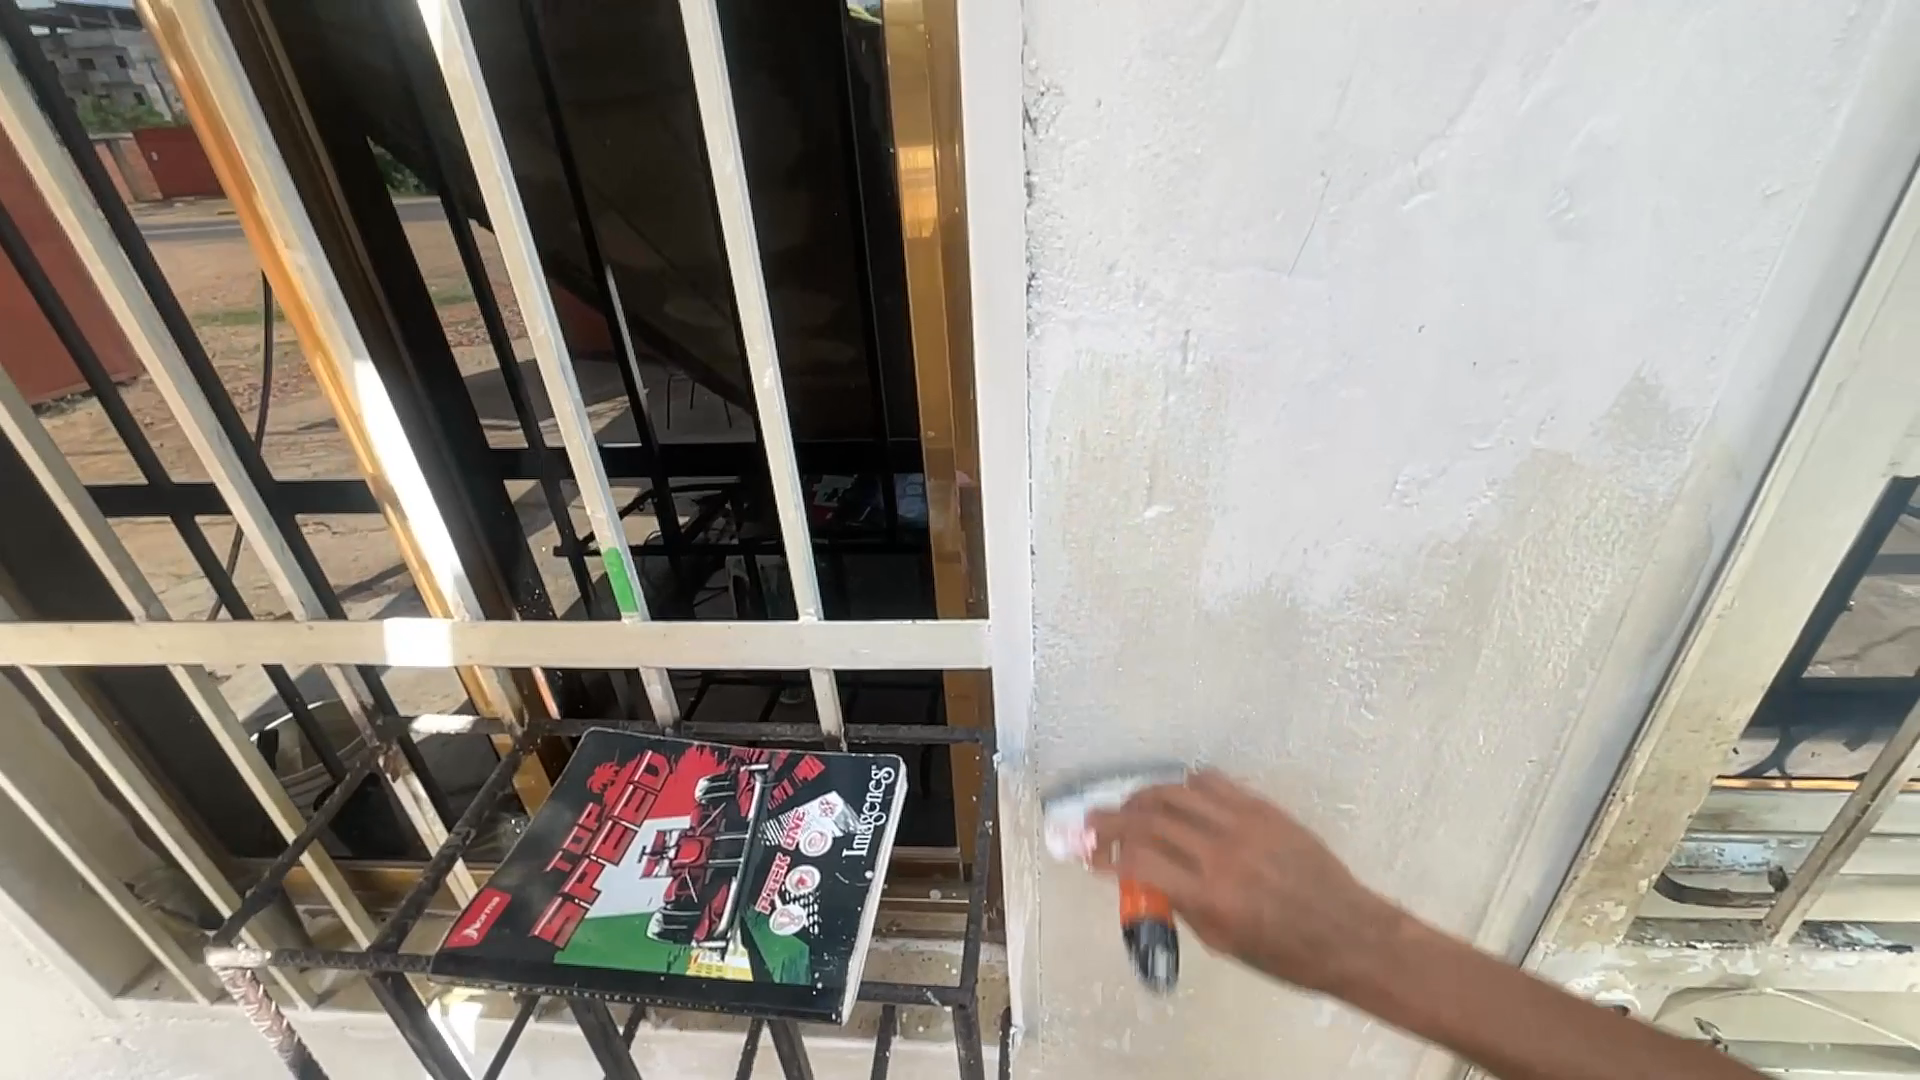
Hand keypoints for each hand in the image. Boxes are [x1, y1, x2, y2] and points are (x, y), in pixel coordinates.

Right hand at [1086, 769, 1404, 994]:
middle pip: (1148, 820)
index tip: (1091, 856)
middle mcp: (1221, 853)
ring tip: (1127, 806)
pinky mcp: (1261, 808)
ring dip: (1141, 797)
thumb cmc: (1286, 954)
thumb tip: (1144, 874)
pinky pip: (1211, 781)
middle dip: (1111, 821)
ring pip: (1174, 792)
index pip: (1140, 862)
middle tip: (1092, 824)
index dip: (1107, 856)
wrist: (1350, 933)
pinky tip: (1178, 797)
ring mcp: (1242, 824)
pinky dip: (1184, 784)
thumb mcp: (1224, 943)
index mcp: (1211, 897)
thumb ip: (1180, 903)